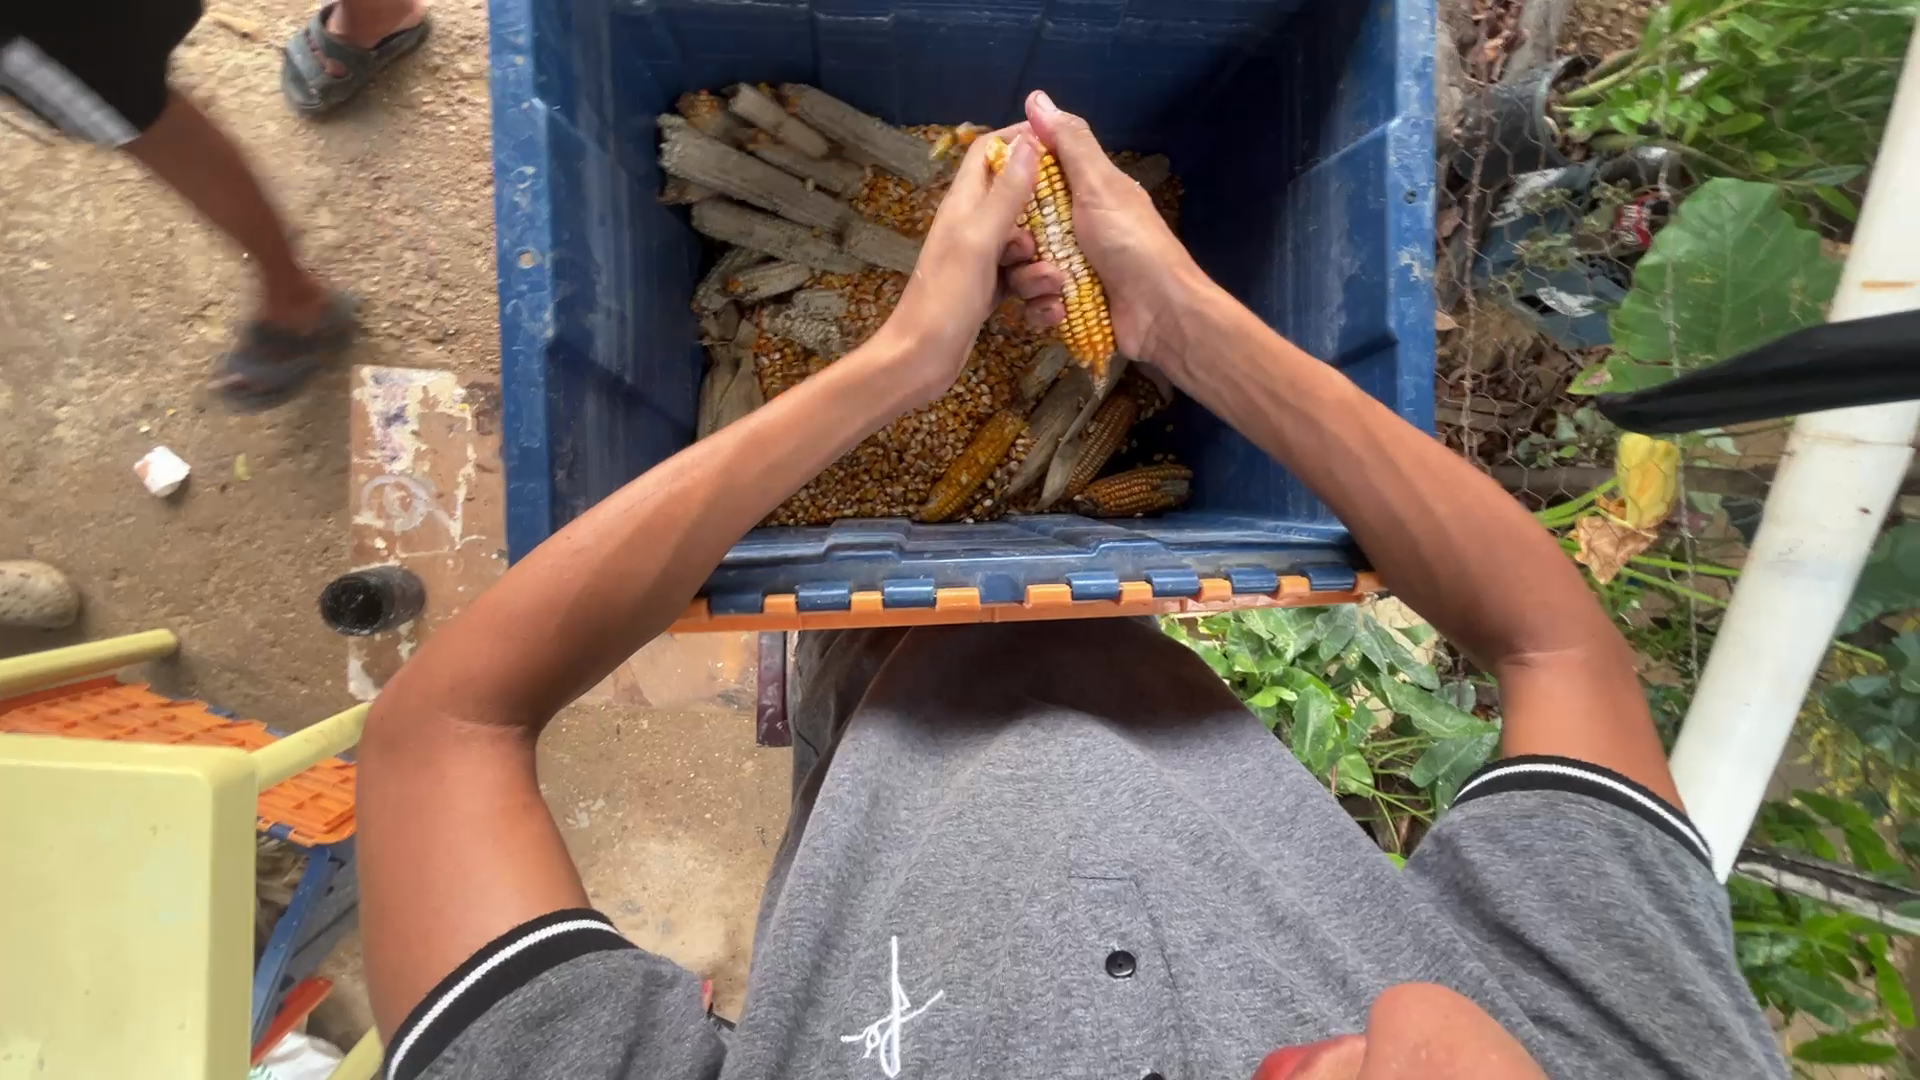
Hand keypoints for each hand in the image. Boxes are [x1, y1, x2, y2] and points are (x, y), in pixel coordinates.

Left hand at [877, 126, 1040, 405]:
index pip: (988, 152)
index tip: (1058, 149)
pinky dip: (1036, 293)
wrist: (921, 360)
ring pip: (1024, 248)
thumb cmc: (945, 299)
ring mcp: (980, 262)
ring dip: (1043, 266)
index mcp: (963, 205)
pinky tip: (1047, 310)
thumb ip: (1006, 194)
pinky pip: (1021, 281)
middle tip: (1062, 238)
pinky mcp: (988, 291)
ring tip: (1050, 287)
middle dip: (1044, 220)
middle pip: (1017, 202)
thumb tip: (1031, 140)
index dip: (1019, 142)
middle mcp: (971, 228)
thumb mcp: (978, 241)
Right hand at [1001, 91, 1214, 377]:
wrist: (1159, 312)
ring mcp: (1068, 272)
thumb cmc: (1132, 243)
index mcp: (1080, 197)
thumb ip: (1069, 144)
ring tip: (1057, 286)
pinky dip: (1044, 311)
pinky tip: (1059, 310)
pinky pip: (1036, 307)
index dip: (1012, 190)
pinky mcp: (1067, 308)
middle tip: (1030, 251)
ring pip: (1023, 273)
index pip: (1031, 185)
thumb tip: (1037, 98)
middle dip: (1019, 247)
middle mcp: (1070, 232)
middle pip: (1019, 234)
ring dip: (1034, 282)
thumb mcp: (1099, 186)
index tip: (999, 195)